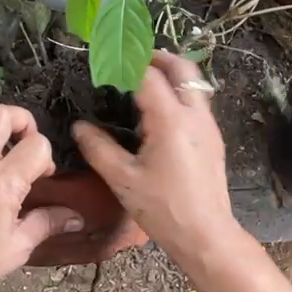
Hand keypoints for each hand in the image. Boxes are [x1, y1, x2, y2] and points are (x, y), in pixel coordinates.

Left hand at [0, 104, 81, 291]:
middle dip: (22, 121)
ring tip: (9, 151)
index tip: (44, 176)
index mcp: (1, 186)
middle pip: (0, 113)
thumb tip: (75, 217)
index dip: (47, 157)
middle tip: (28, 145)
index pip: (36, 145)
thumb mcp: (19, 246)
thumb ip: (48, 222)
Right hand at [73, 52, 236, 265]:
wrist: (206, 235)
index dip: (125, 65)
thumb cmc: (162, 208)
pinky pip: (197, 102)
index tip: (104, 63)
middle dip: (157, 57)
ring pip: (194, 83)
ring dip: (170, 74)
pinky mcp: (213, 138)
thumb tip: (79, 126)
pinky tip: (158, 113)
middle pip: (182, 68)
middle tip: (130, 60)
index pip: (148, 75)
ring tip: (142, 83)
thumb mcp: (122, 179)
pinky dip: (179, 93)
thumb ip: (98, 148)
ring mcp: (208, 125)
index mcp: (170, 119)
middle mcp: (195, 114)